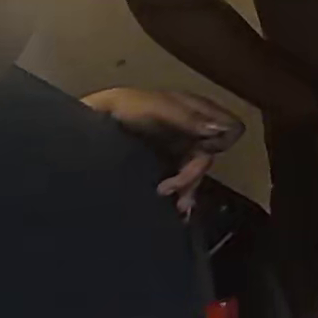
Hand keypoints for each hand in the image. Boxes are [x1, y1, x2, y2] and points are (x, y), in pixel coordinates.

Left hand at [83, 87, 244, 215]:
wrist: (87, 122)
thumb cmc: (127, 108)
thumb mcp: (157, 108)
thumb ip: (188, 118)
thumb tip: (220, 130)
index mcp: (199, 111)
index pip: (230, 127)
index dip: (221, 143)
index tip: (199, 154)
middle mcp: (194, 130)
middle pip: (212, 155)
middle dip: (193, 175)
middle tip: (169, 189)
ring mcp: (179, 149)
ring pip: (198, 171)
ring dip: (188, 188)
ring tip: (172, 206)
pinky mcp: (164, 165)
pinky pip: (184, 182)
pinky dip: (182, 194)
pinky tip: (174, 209)